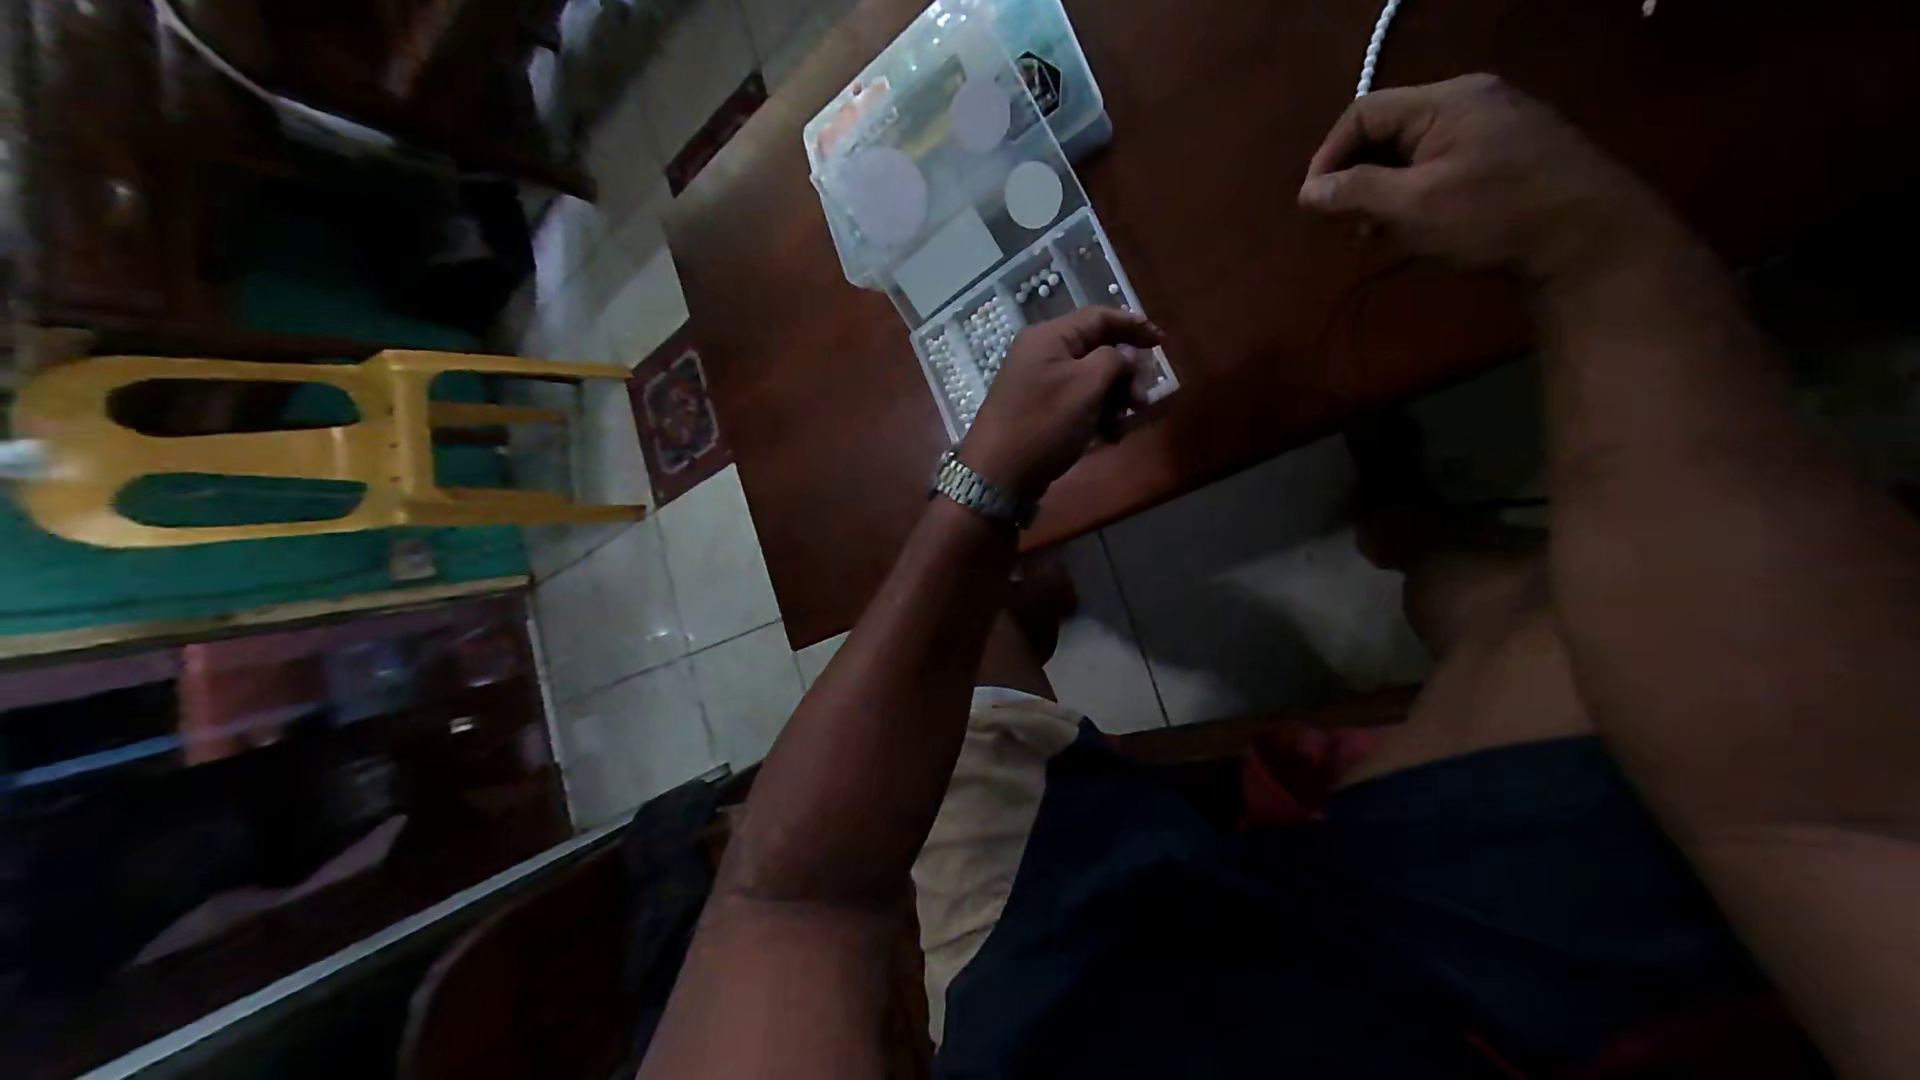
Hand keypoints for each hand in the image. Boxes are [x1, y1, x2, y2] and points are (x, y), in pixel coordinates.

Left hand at [958, 307, 1162, 500]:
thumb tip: (1124, 356)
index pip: (1099, 317)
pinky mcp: (1040, 411)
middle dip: (1124, 376)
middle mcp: (1042, 354)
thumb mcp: (1086, 387)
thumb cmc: (1044, 424)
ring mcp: (1039, 384)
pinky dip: (1096, 416)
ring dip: (1113, 401)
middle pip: (1098, 351)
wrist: (998, 475)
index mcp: (1049, 337)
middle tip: (1140, 403)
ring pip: (1091, 381)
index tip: (1162, 343)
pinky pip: (1077, 403)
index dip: (1134, 326)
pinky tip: (1107, 438)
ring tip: (1120, 428)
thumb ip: (1113, 361)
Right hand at [1298, 74, 1679, 282]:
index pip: (1363, 113)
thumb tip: (1307, 192)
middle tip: (1341, 222)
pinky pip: (1436, 165)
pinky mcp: (1502, 154)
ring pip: (1409, 152)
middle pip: (1386, 130)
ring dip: (1379, 191)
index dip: (1327, 156)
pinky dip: (1409, 194)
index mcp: (1447, 101)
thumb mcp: (1411, 207)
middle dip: (1353, 177)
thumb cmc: (1491, 217)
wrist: (1586, 238)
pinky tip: (1407, 227)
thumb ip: (1355, 193)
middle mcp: (1469, 101)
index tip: (1312, 203)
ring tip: (1371, 232)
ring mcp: (1490, 126)